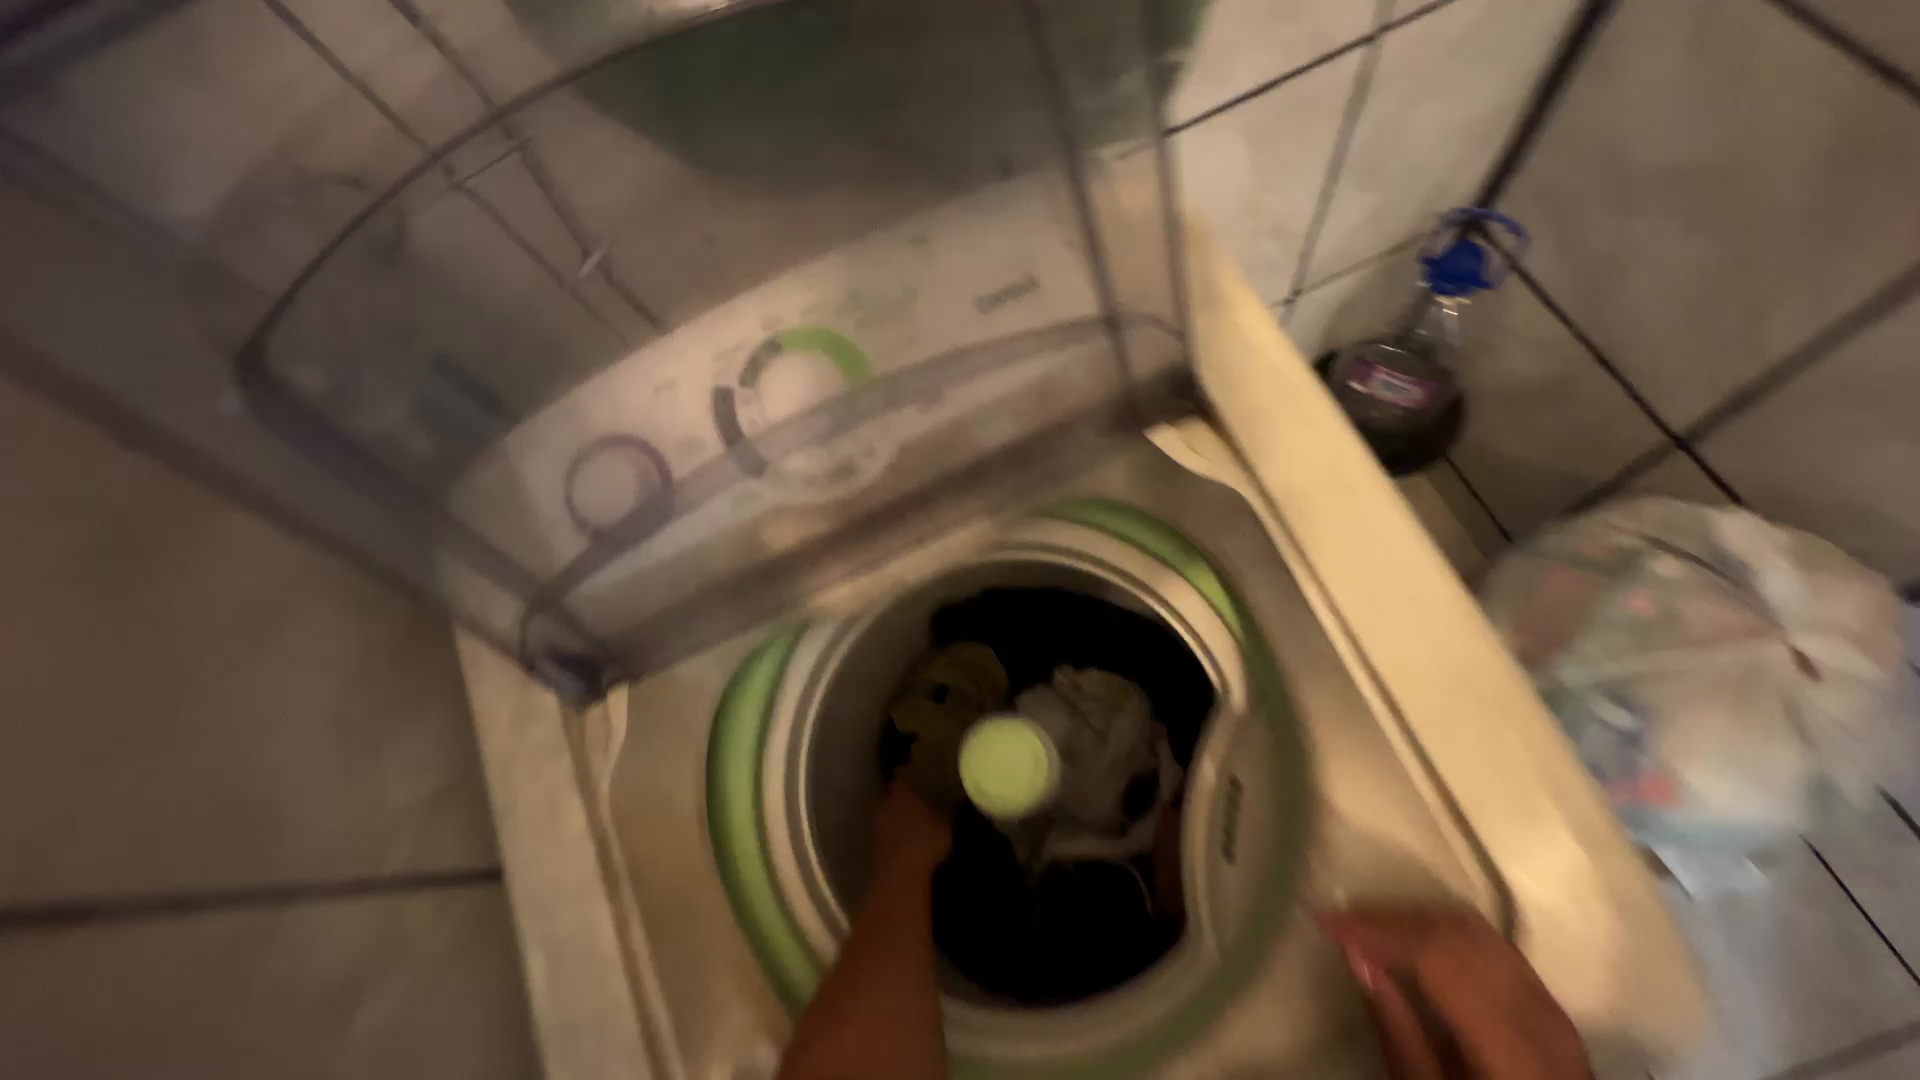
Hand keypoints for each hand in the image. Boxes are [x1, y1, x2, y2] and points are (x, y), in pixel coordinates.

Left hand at [874, 780, 951, 878]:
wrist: (901, 874)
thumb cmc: (926, 841)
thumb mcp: (946, 824)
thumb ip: (947, 811)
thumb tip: (952, 802)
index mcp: (902, 794)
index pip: (901, 780)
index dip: (909, 782)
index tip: (918, 784)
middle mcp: (885, 806)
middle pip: (890, 798)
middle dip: (902, 802)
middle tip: (917, 807)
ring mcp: (876, 828)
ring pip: (886, 818)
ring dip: (895, 822)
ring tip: (912, 830)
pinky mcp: (873, 848)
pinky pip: (884, 837)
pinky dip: (893, 840)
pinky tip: (906, 848)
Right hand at [1320, 908, 1592, 1079]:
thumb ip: (1396, 1028)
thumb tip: (1355, 953)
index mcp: (1509, 1046)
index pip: (1438, 956)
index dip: (1379, 930)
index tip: (1328, 922)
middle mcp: (1538, 1013)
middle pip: (1457, 933)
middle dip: (1393, 918)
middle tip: (1342, 919)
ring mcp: (1549, 1002)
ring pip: (1473, 928)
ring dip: (1416, 918)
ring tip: (1370, 925)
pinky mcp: (1545, 998)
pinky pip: (1488, 941)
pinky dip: (1443, 930)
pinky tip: (1412, 938)